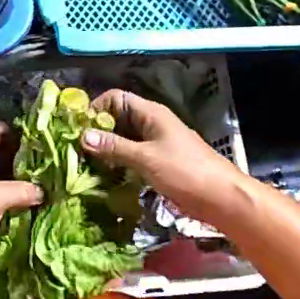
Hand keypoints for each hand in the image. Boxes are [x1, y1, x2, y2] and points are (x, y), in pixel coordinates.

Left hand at [0, 122, 41, 269]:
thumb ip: (22, 190)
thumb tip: (43, 190)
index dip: (16, 128)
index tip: (41, 131)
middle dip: (22, 153)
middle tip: (50, 155)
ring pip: (0, 172)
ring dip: (19, 174)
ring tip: (47, 173)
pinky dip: (13, 190)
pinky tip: (32, 194)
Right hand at [80, 90, 250, 224]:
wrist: (224, 200)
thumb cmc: (186, 172)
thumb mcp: (146, 158)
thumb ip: (113, 146)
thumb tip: (82, 136)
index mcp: (150, 113)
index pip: (114, 98)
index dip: (95, 109)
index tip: (77, 128)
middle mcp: (150, 124)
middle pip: (115, 118)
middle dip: (95, 130)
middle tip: (76, 148)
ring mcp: (153, 144)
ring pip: (120, 138)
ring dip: (104, 148)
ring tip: (84, 163)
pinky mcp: (156, 162)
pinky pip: (128, 155)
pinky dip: (115, 162)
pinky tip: (102, 174)